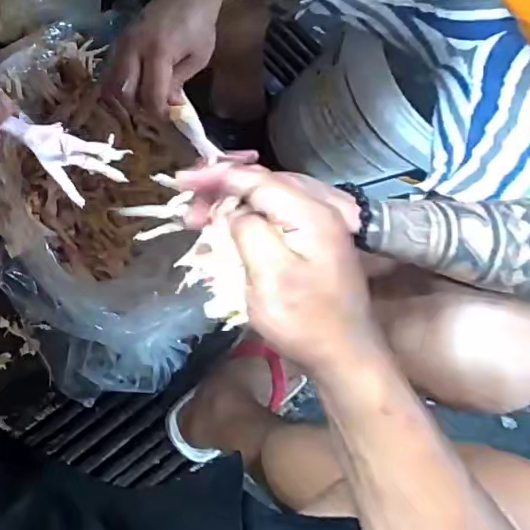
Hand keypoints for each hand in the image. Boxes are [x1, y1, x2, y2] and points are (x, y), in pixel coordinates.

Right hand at [109, 0, 222, 111]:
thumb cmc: (199, 25)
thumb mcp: (198, 58)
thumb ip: (179, 83)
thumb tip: (167, 105)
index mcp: (158, 52)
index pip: (150, 94)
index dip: (158, 113)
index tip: (167, 120)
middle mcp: (134, 47)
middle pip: (124, 91)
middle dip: (137, 109)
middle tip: (152, 114)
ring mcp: (123, 42)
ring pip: (113, 82)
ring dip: (126, 98)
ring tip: (143, 103)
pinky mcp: (120, 40)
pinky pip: (113, 70)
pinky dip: (121, 84)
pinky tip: (135, 89)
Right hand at [176, 165, 383, 375]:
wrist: (345, 354)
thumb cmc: (304, 321)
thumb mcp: (268, 277)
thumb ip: (249, 232)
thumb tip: (235, 212)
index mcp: (312, 213)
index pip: (257, 179)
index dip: (217, 176)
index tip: (185, 181)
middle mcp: (323, 207)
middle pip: (264, 181)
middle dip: (222, 186)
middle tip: (190, 206)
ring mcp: (325, 220)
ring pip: (271, 193)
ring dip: (235, 198)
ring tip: (203, 215)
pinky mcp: (320, 236)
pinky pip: (281, 208)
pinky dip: (253, 209)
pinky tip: (233, 221)